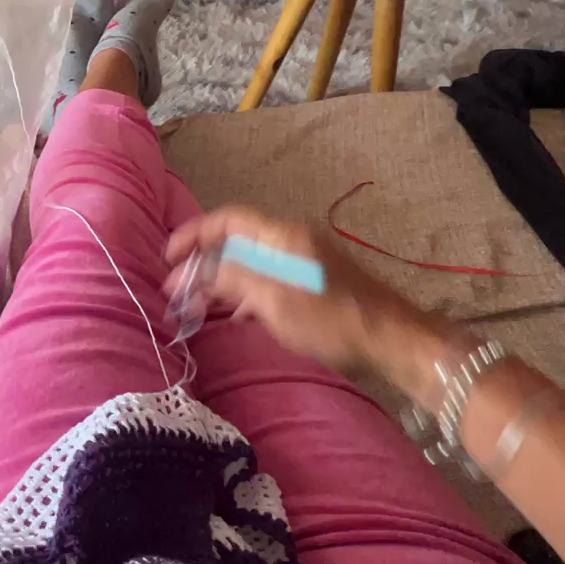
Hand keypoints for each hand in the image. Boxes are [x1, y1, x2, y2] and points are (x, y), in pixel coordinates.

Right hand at [165, 206, 468, 403]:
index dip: (194, 234)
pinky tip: (232, 315)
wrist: (395, 343)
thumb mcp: (273, 299)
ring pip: (249, 262)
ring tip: (195, 305)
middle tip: (176, 289)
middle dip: (202, 263)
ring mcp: (304, 261)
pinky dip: (242, 293)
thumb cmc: (332, 320)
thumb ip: (230, 278)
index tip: (169, 257)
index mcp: (282, 235)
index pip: (227, 220)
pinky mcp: (312, 284)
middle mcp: (291, 240)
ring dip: (220, 281)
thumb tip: (193, 270)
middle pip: (235, 241)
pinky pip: (266, 279)